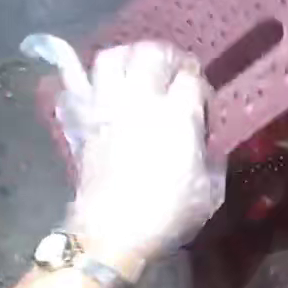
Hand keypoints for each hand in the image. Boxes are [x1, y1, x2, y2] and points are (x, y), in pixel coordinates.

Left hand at [61, 42, 224, 277]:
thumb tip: (208, 143)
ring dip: (129, 56)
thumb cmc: (168, 216)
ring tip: (140, 69)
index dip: (200, 86)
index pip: (191, 78)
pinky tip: (94, 82)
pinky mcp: (82, 121)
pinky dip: (79, 74)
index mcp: (177, 116)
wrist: (111, 235)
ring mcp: (106, 107)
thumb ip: (213, 157)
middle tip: (177, 73)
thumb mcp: (210, 191)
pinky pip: (74, 83)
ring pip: (112, 57)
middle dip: (170, 57)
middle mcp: (139, 101)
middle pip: (152, 53)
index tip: (203, 103)